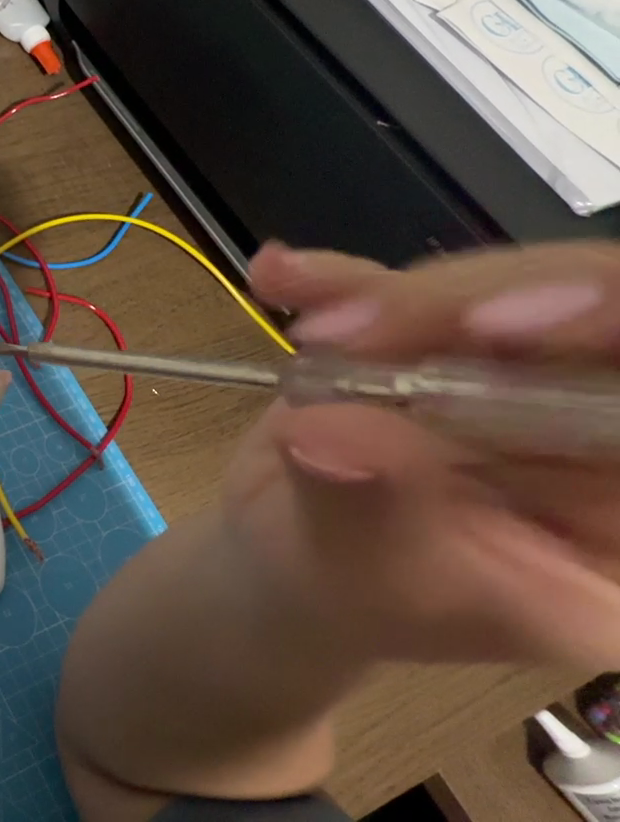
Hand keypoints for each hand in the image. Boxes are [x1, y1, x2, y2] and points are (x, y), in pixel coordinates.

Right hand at [225, 241, 619, 666]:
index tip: (492, 326)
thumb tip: (319, 435)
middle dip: (475, 302)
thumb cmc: (339, 592)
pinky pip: (402, 286)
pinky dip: (337, 277)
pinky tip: (282, 277)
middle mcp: (598, 430)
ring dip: (389, 297)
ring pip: (496, 288)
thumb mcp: (361, 570)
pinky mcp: (434, 342)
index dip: (610, 330)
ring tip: (307, 332)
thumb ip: (361, 505)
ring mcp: (518, 379)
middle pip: (594, 314)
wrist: (284, 563)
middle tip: (354, 329)